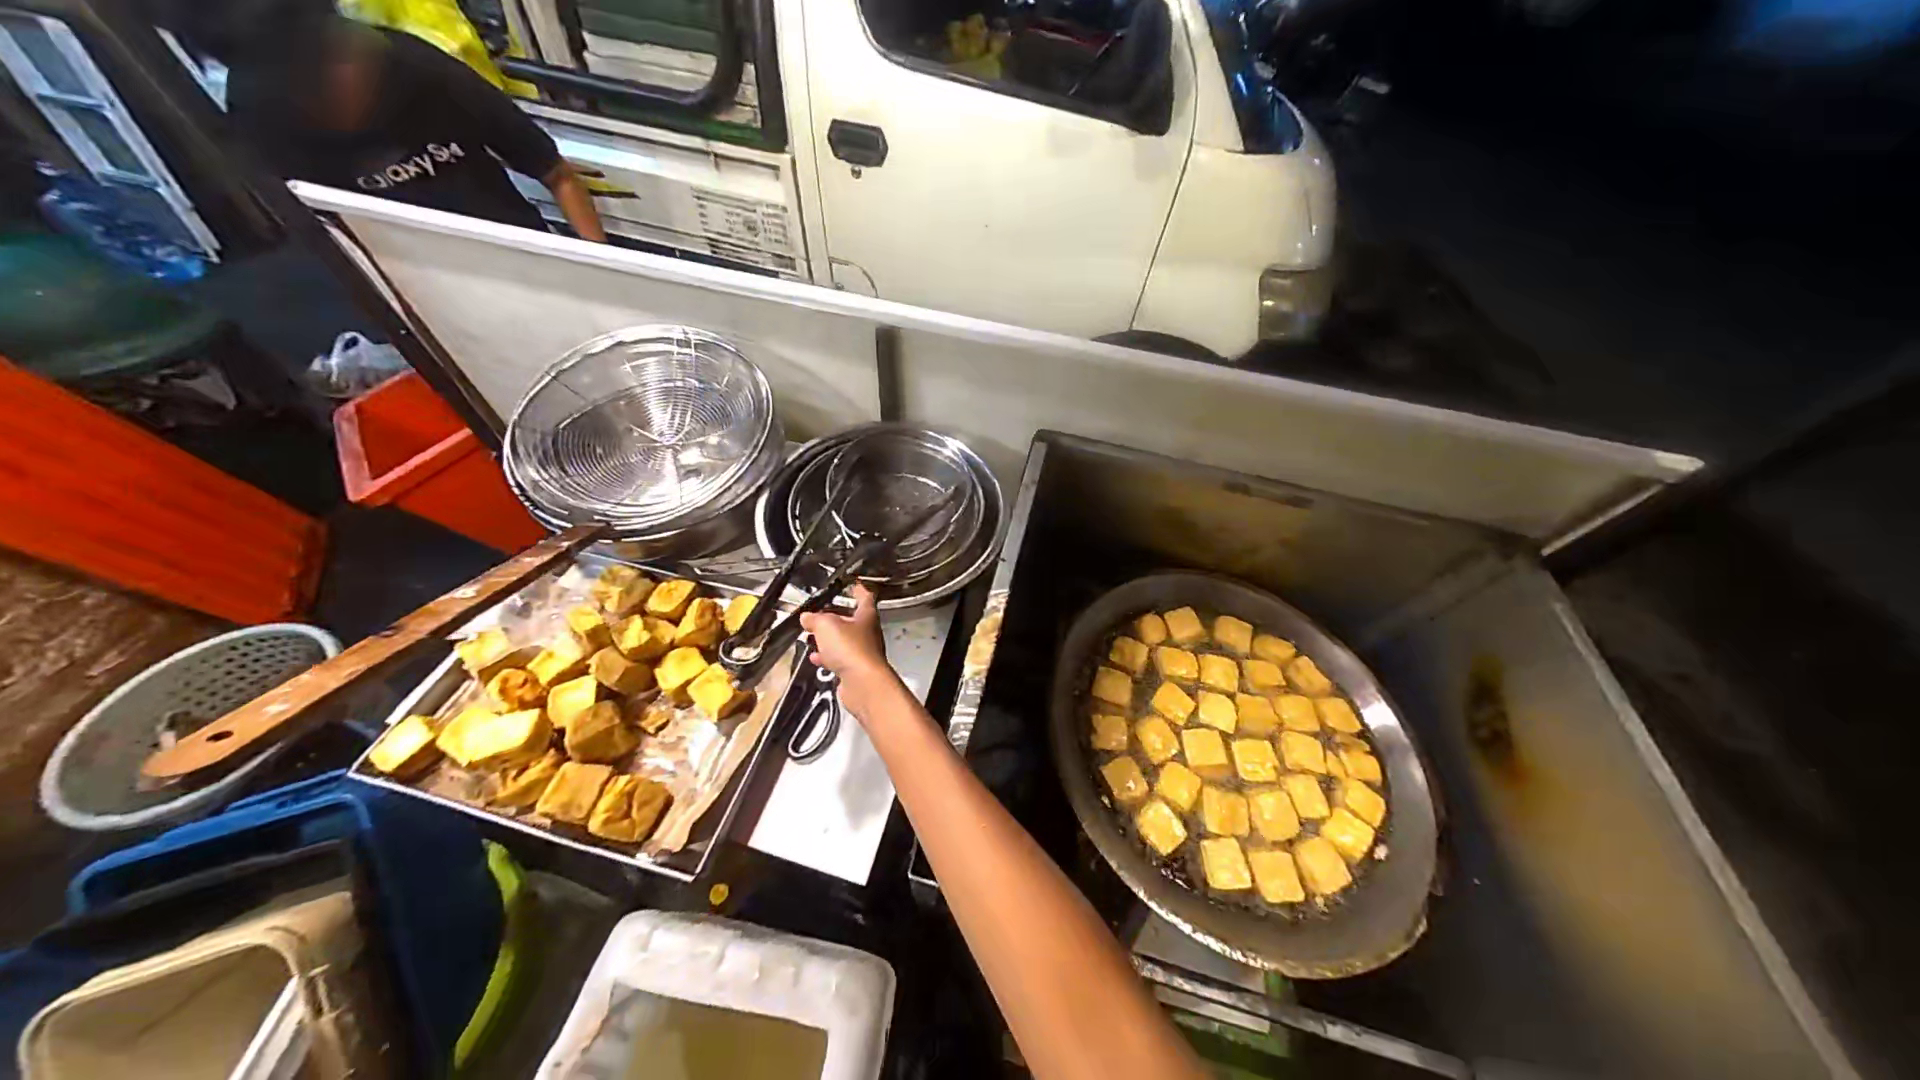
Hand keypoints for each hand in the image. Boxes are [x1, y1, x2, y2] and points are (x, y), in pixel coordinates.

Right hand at [799, 585, 896, 718]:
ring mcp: (862, 652)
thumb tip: (807, 616)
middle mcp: (868, 632)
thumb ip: (815, 618)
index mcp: (866, 616)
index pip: (864, 597)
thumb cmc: (851, 648)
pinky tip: (816, 657)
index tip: (852, 584)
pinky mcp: (855, 670)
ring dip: (828, 638)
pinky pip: (839, 659)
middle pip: (851, 620)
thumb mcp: (826, 625)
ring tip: (811, 636)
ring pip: (843, 641)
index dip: (857, 589)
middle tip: (818, 613)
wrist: (862, 683)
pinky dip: (827, 657)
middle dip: (834, 617)